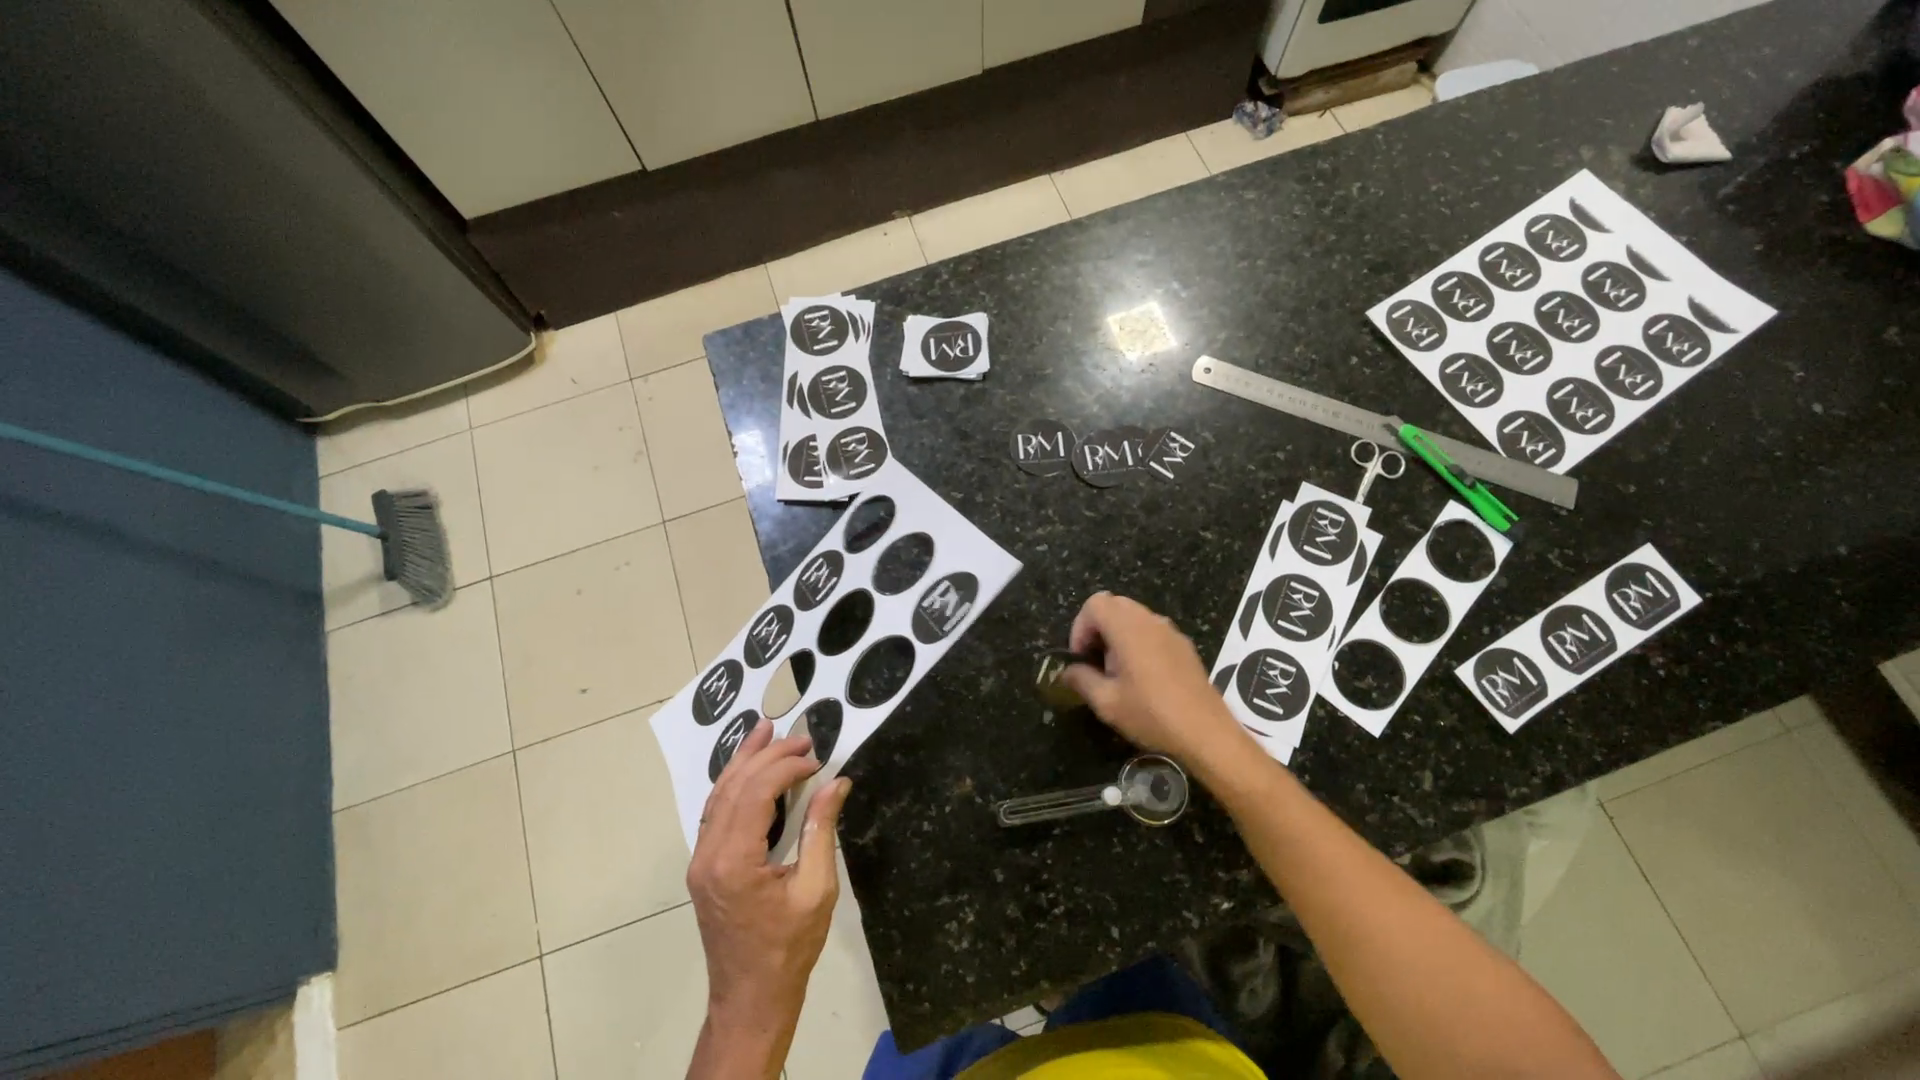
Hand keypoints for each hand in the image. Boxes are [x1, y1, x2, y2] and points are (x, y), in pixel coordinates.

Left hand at [686, 718, 850, 1067]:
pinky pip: (715, 814)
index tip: (818, 760)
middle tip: (801, 737)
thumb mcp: (816, 890)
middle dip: (766, 756)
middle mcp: (709, 854)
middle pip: (734, 787)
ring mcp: (701, 861)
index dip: (786, 768)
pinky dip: (734, 785)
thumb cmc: (790, 948)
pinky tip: (749, 770)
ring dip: (743, 762)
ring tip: (765, 731)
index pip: (756, 793)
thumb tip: (837, 783)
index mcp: (734, 861)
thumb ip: (820, 831)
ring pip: (718, 796)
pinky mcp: (704, 867)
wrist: (750, 997)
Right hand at [1059, 592, 1249, 766]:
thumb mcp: (1107, 703)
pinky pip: (1153, 630)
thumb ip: (1082, 680)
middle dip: (1098, 628)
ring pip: (1134, 616)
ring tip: (1118, 672)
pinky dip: (1138, 642)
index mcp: (1128, 629)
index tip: (1081, 657)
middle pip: (1114, 605)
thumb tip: (1067, 671)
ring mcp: (1170, 631)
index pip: (1095, 604)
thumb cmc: (1151, 715)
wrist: (1205, 732)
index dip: (1080, 627)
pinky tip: (1143, 677)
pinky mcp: (1184, 645)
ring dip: (1118, 635)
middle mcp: (1150, 621)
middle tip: (1095, 662)